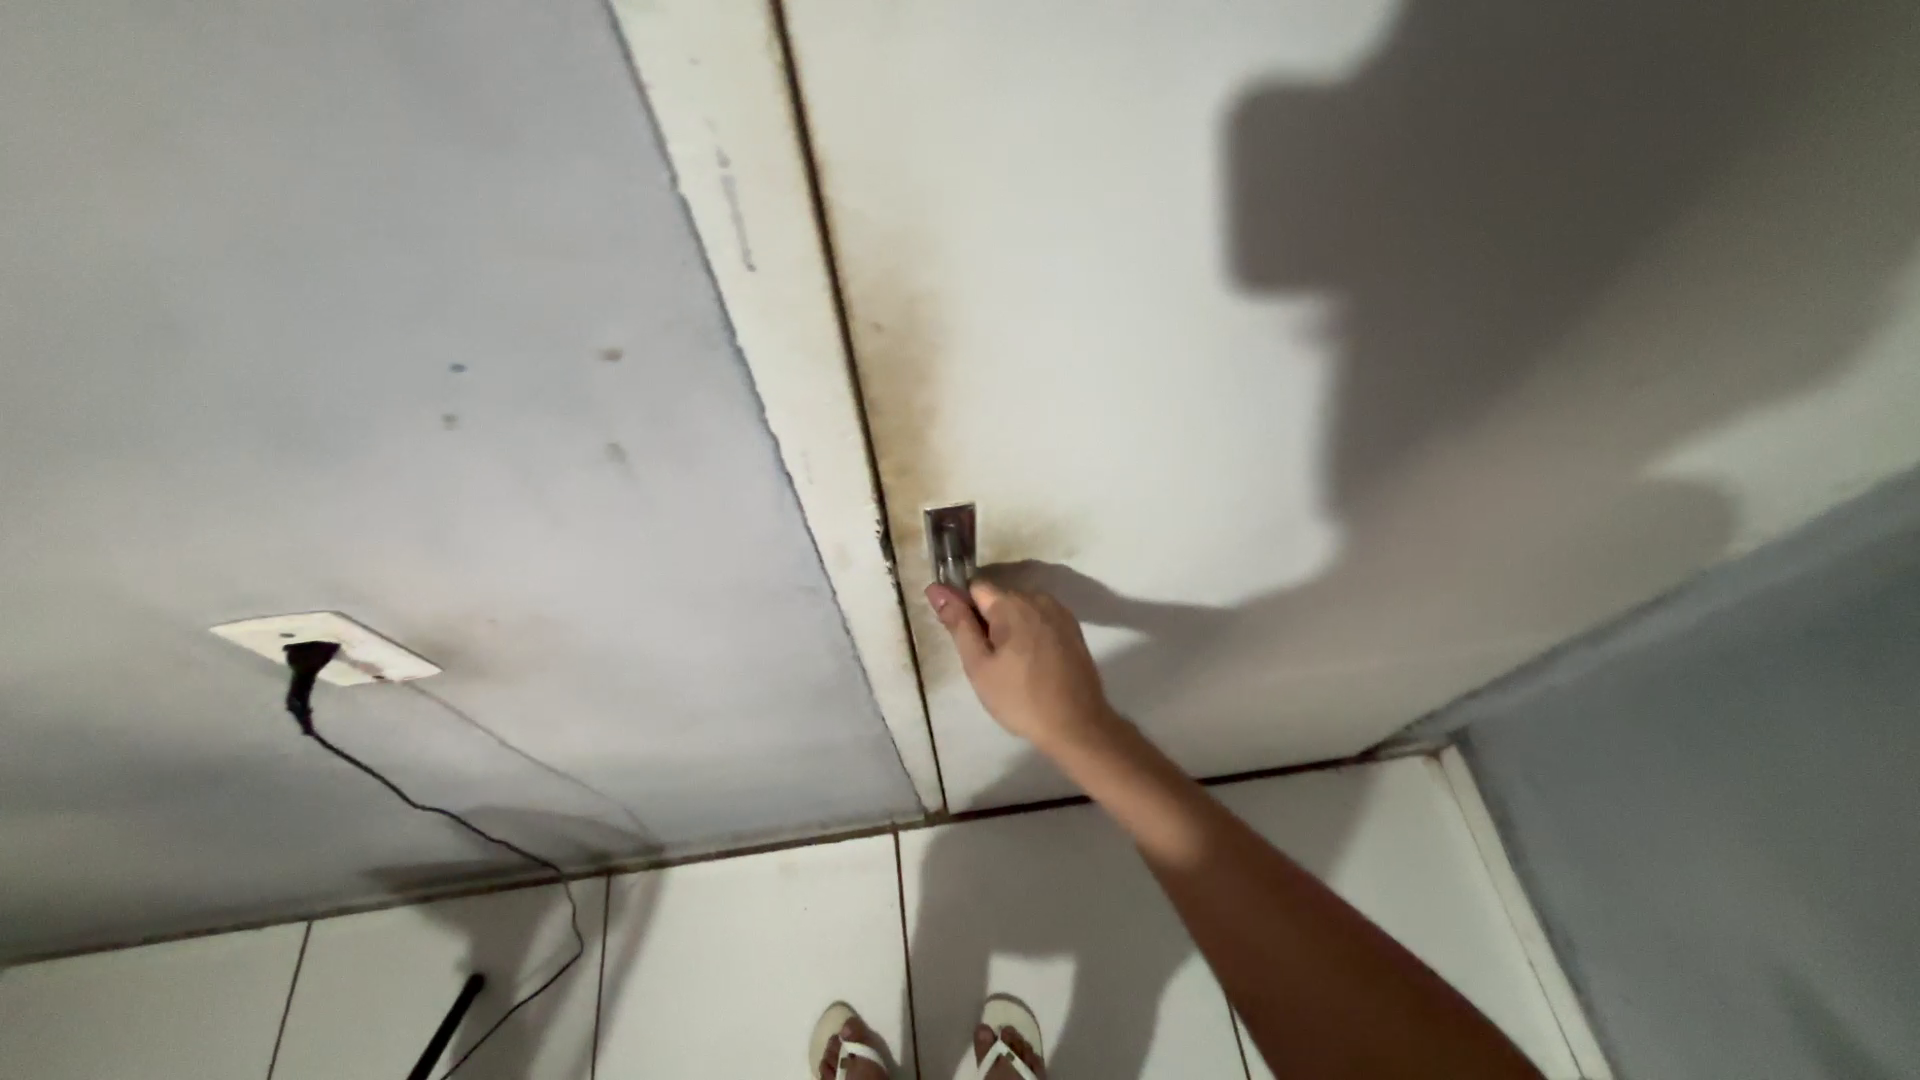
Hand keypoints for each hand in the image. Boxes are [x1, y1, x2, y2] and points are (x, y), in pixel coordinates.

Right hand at [926, 579, 1118, 746]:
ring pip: (1020, 609)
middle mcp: (1038, 598)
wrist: (1076, 724)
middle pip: (999, 597)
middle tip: (987, 661)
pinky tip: (1030, 663)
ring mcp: (1059, 612)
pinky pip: (1039, 619)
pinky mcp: (1073, 628)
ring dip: (1009, 627)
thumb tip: (936, 588)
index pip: (975, 587)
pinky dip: (1029, 633)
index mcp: (1012, 604)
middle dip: (987, 620)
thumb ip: (958, 623)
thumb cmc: (1019, 698)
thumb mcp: (979, 665)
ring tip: (1009, 665)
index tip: (964, 639)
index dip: (963, 609)